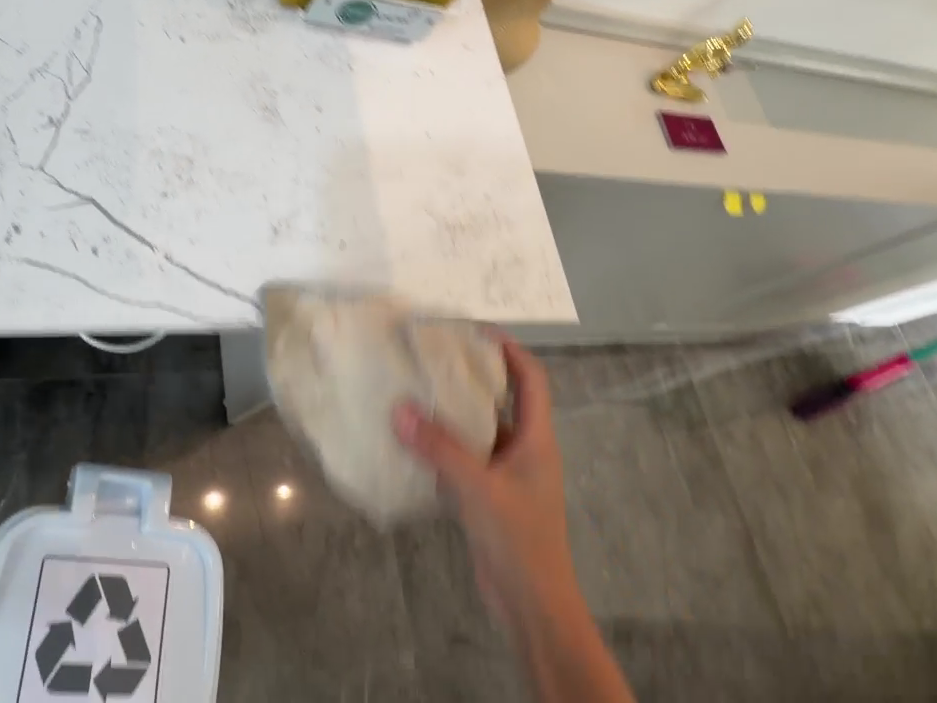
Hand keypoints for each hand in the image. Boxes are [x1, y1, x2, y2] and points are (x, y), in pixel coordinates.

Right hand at [393, 331, 574, 620]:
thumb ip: (440, 448)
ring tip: (415, 391)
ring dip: (452, 413)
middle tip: (433, 357)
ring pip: (479, 431)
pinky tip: (411, 442)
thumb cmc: (518, 540)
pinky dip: (441, 447)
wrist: (531, 605)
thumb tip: (399, 408)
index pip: (531, 380)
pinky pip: (464, 460)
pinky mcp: (488, 498)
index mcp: (536, 440)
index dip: (509, 350)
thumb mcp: (478, 489)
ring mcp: (506, 476)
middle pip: (502, 400)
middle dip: (471, 376)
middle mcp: (524, 451)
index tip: (474, 330)